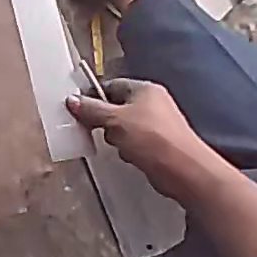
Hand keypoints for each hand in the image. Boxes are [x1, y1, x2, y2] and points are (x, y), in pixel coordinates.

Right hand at [66, 79, 229, 202]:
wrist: (184, 171)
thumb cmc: (151, 138)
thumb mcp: (114, 120)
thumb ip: (91, 109)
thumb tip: (71, 100)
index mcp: (144, 89)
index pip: (110, 85)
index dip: (93, 96)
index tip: (78, 109)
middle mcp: (152, 103)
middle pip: (115, 106)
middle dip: (104, 120)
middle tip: (98, 129)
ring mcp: (157, 124)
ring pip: (122, 126)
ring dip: (116, 137)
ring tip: (120, 145)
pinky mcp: (158, 143)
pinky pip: (133, 141)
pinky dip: (128, 148)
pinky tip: (130, 156)